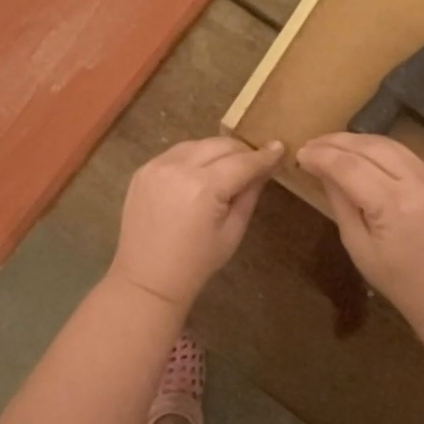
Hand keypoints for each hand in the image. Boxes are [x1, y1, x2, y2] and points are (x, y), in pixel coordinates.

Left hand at [109, 136, 283, 308]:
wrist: (146, 279)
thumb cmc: (196, 263)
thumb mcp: (232, 232)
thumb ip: (249, 194)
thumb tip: (263, 169)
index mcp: (203, 187)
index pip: (242, 162)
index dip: (264, 156)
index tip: (279, 148)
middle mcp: (179, 168)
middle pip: (220, 144)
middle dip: (242, 151)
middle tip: (256, 161)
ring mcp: (157, 166)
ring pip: (197, 144)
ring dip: (217, 150)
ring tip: (229, 166)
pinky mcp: (143, 169)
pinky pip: (176, 153)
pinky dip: (193, 157)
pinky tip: (201, 171)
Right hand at [298, 132, 423, 331]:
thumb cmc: (398, 280)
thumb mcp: (357, 246)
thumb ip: (340, 202)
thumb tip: (320, 169)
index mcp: (394, 206)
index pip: (350, 167)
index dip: (322, 156)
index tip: (300, 153)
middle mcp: (416, 182)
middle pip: (368, 147)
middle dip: (335, 142)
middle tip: (309, 145)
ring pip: (384, 142)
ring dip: (354, 140)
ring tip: (327, 145)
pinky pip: (400, 151)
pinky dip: (374, 146)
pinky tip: (356, 151)